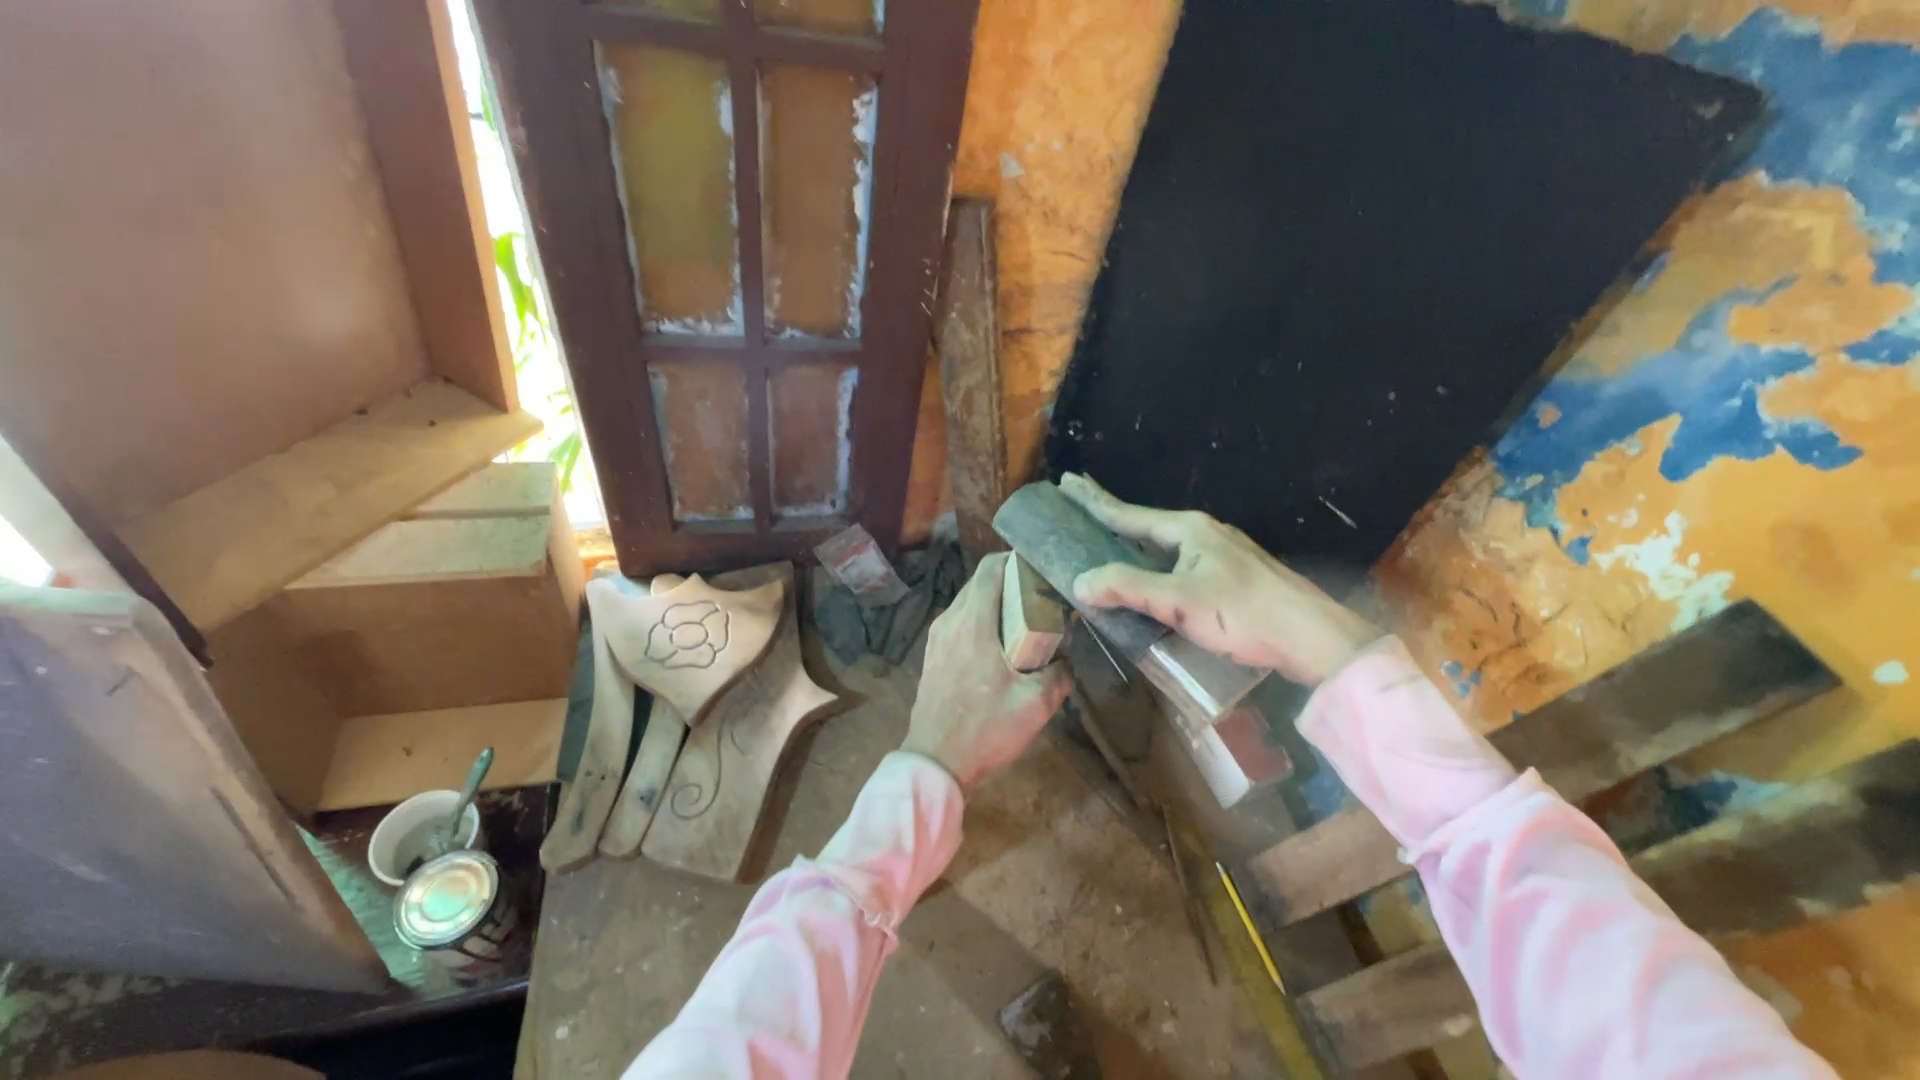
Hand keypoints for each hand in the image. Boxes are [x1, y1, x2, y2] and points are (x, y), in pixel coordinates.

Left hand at [903, 553, 1071, 791]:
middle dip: (1013, 583)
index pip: (992, 568)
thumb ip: (1059, 675)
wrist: (934, 762)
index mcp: (972, 622)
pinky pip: (961, 623)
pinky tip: (1003, 647)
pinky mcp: (934, 655)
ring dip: (997, 605)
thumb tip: (1067, 661)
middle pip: (981, 582)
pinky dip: (983, 623)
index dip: (1019, 561)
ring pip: (970, 603)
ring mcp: (937, 638)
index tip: (1044, 571)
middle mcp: (950, 621)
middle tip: (1044, 598)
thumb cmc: (985, 729)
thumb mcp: (1036, 705)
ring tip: (1027, 623)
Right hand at [1059, 472, 1381, 685]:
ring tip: (1107, 539)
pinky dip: (1153, 561)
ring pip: (1164, 543)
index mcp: (1189, 530)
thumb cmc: (1242, 613)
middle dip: (1111, 514)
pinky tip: (1151, 575)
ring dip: (1133, 541)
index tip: (1067, 483)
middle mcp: (1204, 533)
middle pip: (1145, 523)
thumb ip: (1127, 588)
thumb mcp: (1178, 601)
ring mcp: (1222, 552)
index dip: (1094, 502)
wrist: (1310, 636)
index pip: (1129, 514)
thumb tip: (1081, 581)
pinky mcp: (1233, 575)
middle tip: (1078, 498)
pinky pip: (1179, 561)